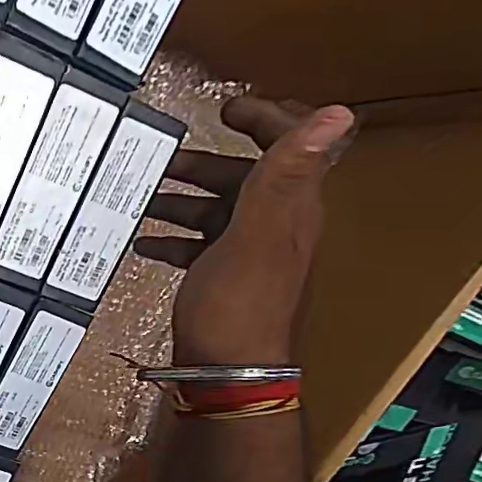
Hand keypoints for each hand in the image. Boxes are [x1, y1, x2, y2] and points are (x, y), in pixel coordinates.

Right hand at [134, 97, 354, 366]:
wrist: (227, 373)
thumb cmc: (237, 304)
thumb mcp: (256, 236)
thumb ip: (285, 175)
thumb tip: (338, 112)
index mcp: (290, 208)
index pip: (292, 146)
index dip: (267, 118)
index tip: (227, 109)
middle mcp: (274, 226)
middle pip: (244, 179)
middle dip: (205, 164)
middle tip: (163, 160)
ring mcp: (247, 256)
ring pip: (216, 213)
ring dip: (181, 201)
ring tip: (143, 200)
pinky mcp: (222, 281)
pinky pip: (198, 247)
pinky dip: (173, 240)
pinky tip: (145, 244)